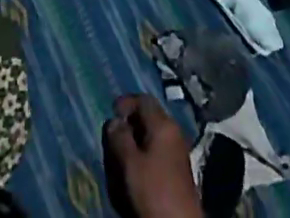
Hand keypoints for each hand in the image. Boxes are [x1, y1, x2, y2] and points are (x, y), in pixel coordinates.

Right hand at [104, 94, 202, 217]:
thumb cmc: (154, 189)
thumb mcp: (130, 163)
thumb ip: (119, 138)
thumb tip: (114, 121)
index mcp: (164, 124)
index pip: (144, 100)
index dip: (126, 102)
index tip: (111, 112)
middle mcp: (174, 130)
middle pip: (150, 114)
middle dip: (131, 118)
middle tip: (114, 130)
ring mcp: (177, 148)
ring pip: (154, 130)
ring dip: (137, 134)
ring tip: (121, 146)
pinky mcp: (177, 165)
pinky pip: (158, 145)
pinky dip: (145, 146)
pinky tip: (135, 159)